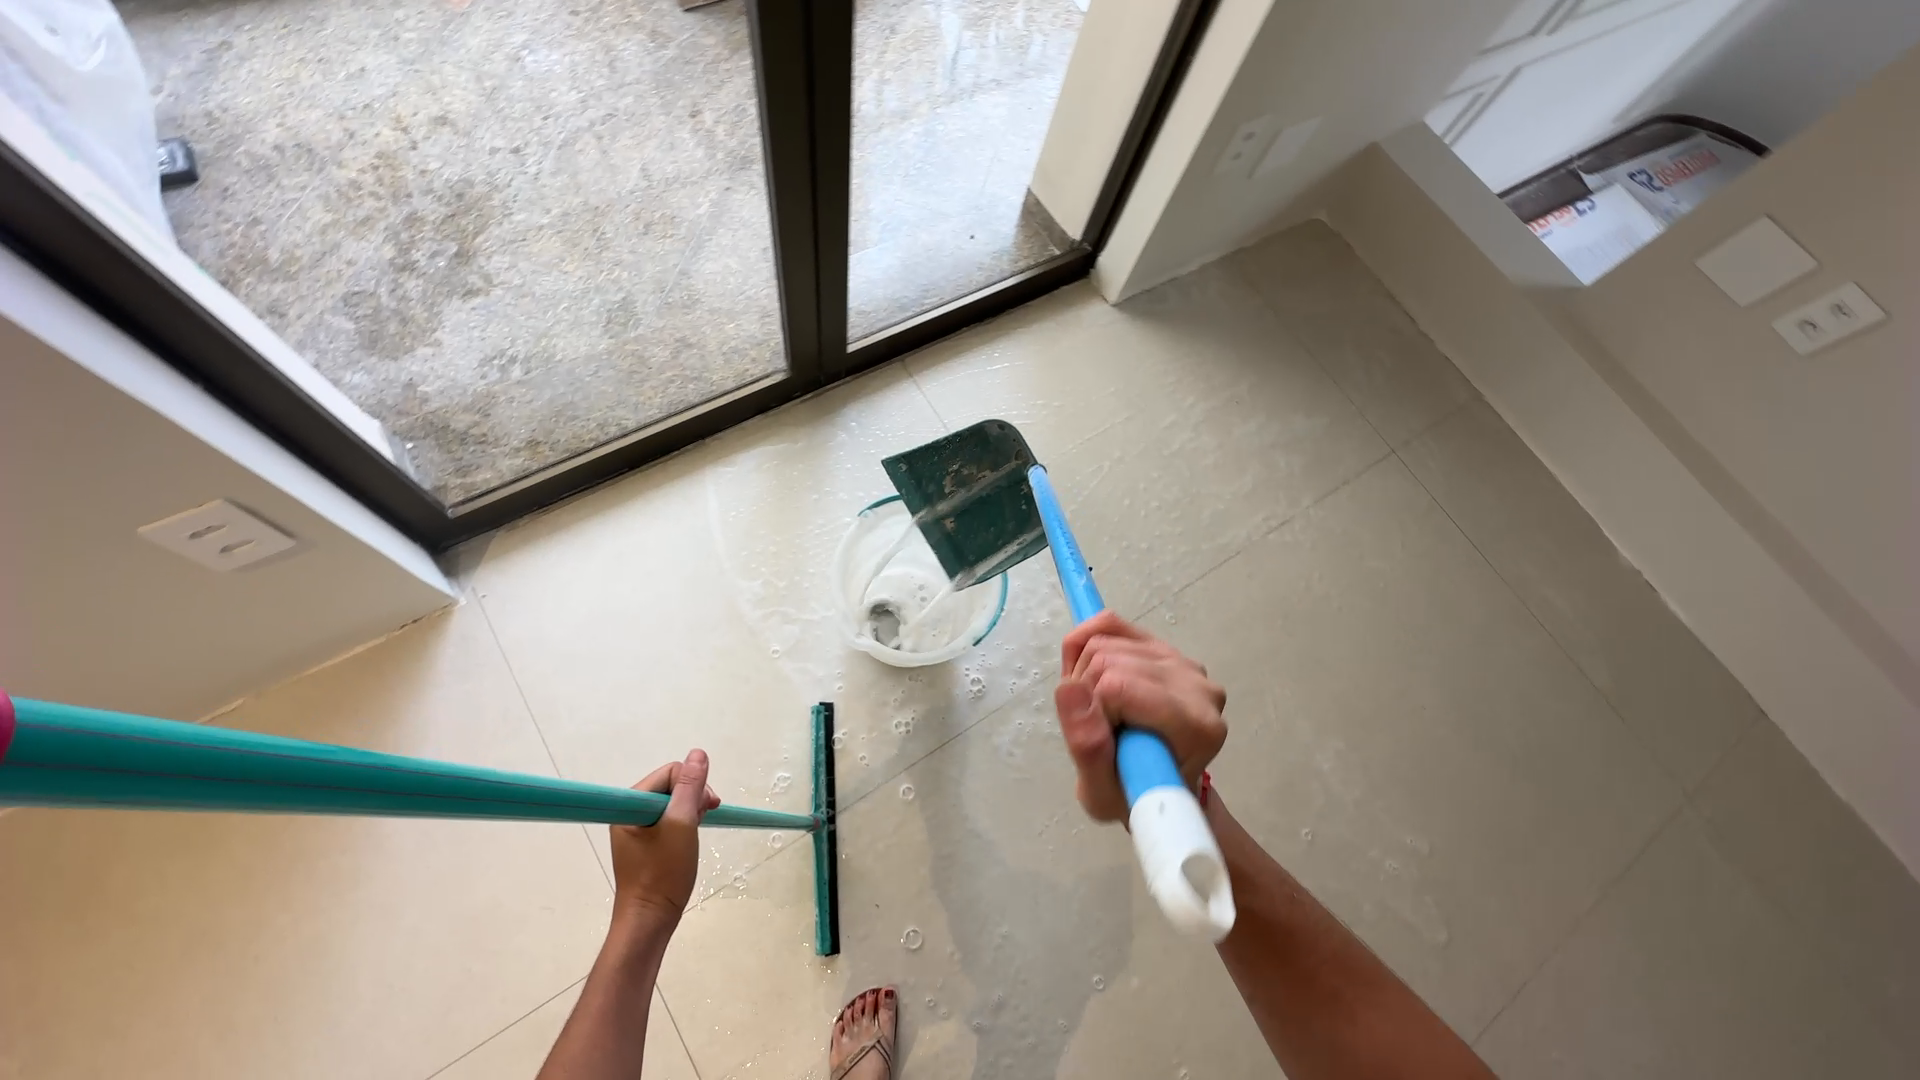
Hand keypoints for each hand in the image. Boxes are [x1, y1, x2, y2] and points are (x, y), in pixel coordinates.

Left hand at [609, 749, 719, 927]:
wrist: (650, 920)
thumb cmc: (663, 873)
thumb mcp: (681, 825)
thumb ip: (690, 787)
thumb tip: (698, 754)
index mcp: (630, 806)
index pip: (669, 773)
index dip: (692, 784)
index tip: (709, 807)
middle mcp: (629, 812)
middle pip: (670, 785)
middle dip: (694, 796)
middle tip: (707, 817)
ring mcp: (636, 829)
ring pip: (672, 802)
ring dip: (691, 810)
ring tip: (699, 829)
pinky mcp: (645, 842)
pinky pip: (668, 819)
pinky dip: (685, 823)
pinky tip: (691, 836)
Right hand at [1054, 612, 1226, 821]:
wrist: (1159, 788)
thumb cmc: (1134, 797)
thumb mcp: (1101, 796)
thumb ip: (1088, 748)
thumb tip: (1070, 688)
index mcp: (1196, 726)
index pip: (1116, 685)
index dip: (1090, 711)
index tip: (1096, 742)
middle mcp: (1199, 686)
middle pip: (1108, 658)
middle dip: (1083, 690)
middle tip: (1091, 726)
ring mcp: (1185, 663)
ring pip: (1104, 641)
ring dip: (1082, 674)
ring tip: (1096, 711)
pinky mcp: (1166, 648)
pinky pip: (1111, 624)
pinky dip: (1085, 642)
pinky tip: (1088, 675)